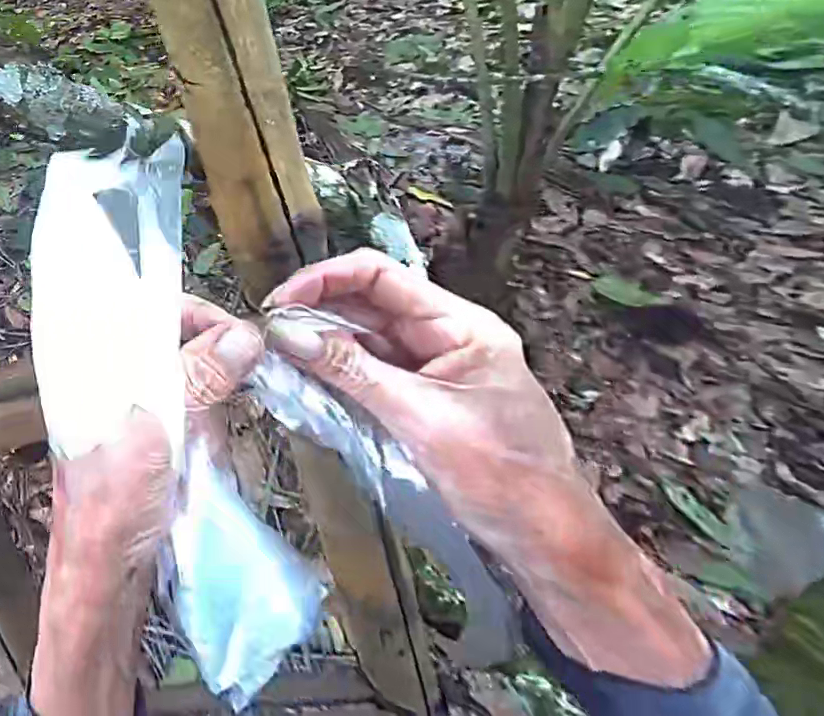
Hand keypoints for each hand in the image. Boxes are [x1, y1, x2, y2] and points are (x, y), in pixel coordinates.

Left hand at [30, 299, 262, 715]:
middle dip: (212, 348)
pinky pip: (191, 408)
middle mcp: (114, 380)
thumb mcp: (155, 436)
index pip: (146, 312)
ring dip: (215, 385)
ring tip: (234, 400)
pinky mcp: (153, 436)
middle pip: (171, 338)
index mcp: (98, 367)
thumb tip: (242, 335)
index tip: (238, 332)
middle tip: (247, 364)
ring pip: (186, 372)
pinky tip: (216, 438)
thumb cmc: (113, 507)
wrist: (102, 580)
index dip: (193, 313)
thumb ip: (197, 381)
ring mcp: (135, 408)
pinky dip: (211, 416)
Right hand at [266, 249, 709, 685]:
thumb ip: (351, 372)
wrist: (554, 548)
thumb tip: (287, 335)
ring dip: (320, 340)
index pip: (380, 275)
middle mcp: (443, 334)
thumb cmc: (506, 482)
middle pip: (366, 302)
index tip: (280, 302)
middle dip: (316, 310)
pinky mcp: (418, 393)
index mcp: (460, 325)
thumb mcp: (421, 421)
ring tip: (278, 352)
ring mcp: (429, 364)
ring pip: (362, 335)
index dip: (323, 279)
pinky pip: (367, 367)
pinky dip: (335, 369)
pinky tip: (305, 376)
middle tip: (270, 331)